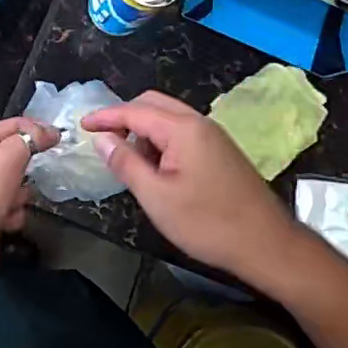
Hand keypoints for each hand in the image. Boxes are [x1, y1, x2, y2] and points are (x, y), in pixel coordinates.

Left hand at [0, 117, 59, 293]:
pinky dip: (14, 215)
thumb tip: (49, 132)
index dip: (38, 130)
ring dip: (22, 195)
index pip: (13, 125)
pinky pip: (11, 208)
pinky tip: (7, 223)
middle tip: (37, 176)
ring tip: (13, 204)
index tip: (62, 140)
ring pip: (17, 184)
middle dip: (28, 168)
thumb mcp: (5, 160)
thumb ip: (29, 140)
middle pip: (16, 155)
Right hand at [81, 91, 305, 280]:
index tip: (82, 125)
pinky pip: (184, 133)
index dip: (106, 117)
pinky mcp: (221, 151)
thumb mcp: (156, 196)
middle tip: (103, 139)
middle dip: (125, 117)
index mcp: (183, 129)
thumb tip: (102, 139)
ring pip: (170, 118)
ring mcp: (214, 136)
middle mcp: (200, 123)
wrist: (265, 243)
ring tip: (127, 159)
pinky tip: (155, 167)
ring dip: (144, 130)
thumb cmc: (207, 223)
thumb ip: (125, 163)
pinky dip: (162, 140)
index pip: (135, 110)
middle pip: (154, 104)